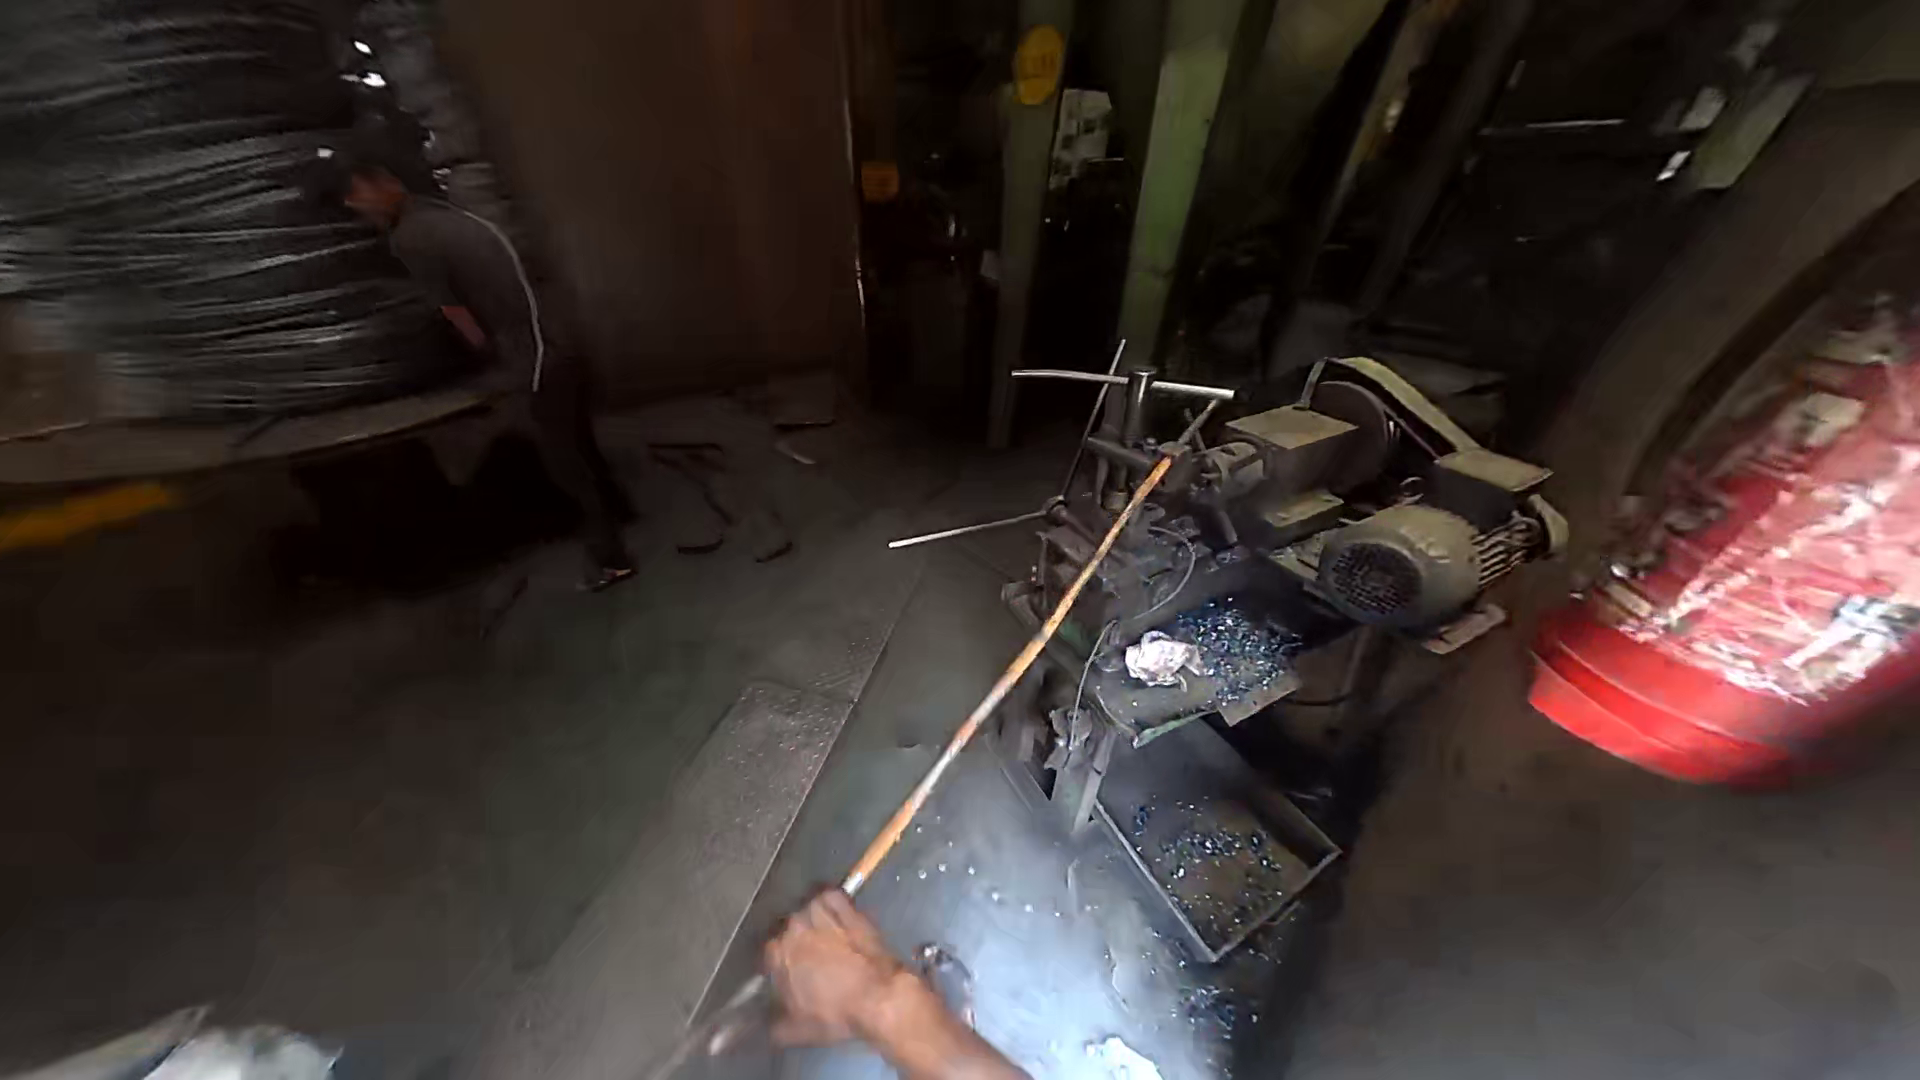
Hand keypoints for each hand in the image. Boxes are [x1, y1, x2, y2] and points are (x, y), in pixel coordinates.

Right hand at [763, 889, 908, 1046]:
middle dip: (795, 939)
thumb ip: (775, 1024)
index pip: (770, 951)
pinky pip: (831, 896)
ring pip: (809, 908)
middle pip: (789, 927)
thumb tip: (767, 1023)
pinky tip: (834, 911)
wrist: (876, 993)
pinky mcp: (846, 905)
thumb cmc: (834, 1013)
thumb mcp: (798, 1030)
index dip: (779, 962)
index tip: (787, 970)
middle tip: (807, 954)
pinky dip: (830, 901)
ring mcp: (822, 912)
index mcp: (780, 954)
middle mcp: (796, 926)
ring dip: (812, 918)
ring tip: (822, 932)